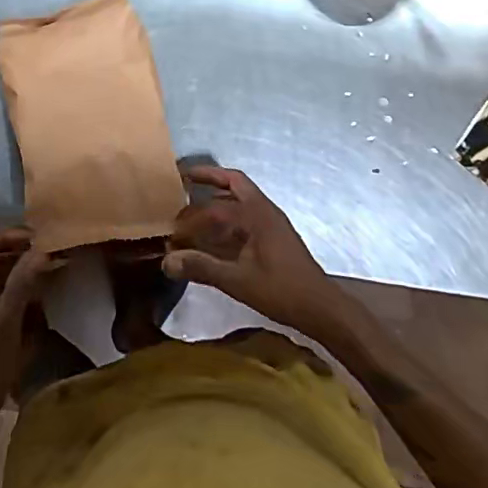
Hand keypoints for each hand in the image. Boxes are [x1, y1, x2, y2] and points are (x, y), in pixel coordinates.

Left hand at [0, 225, 58, 408]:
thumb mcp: (8, 321)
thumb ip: (22, 282)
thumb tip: (42, 249)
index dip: (7, 232)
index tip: (36, 236)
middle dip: (13, 241)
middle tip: (43, 243)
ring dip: (15, 257)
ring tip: (43, 256)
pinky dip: (14, 274)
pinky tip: (34, 278)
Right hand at [164, 166, 349, 335]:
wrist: (321, 308)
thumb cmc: (281, 291)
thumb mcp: (237, 281)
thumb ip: (201, 268)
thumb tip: (166, 262)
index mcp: (256, 214)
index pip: (214, 207)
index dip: (190, 217)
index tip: (171, 229)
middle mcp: (264, 211)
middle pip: (233, 183)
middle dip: (208, 178)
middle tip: (183, 179)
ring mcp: (270, 223)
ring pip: (239, 200)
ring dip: (217, 200)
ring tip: (193, 208)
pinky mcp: (273, 237)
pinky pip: (245, 218)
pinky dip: (226, 219)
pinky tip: (213, 236)